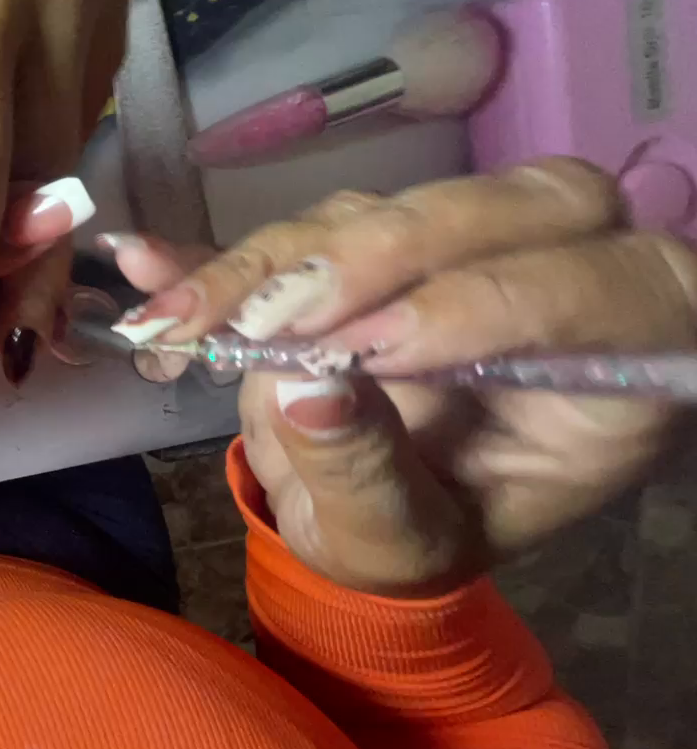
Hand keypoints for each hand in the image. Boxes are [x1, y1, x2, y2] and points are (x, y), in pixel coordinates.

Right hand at [109, 161, 696, 595]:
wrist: (344, 510)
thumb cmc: (399, 541)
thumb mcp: (392, 542)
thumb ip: (365, 475)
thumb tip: (306, 388)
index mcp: (610, 365)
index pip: (596, 287)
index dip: (483, 300)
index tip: (355, 351)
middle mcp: (532, 282)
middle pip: (495, 206)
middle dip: (372, 253)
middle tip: (271, 315)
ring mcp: (424, 260)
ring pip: (363, 213)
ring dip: (261, 264)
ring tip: (173, 322)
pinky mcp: (331, 260)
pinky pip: (272, 240)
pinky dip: (201, 253)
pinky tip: (139, 256)